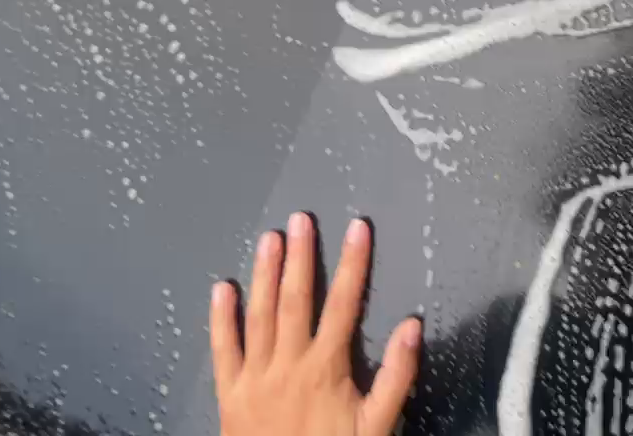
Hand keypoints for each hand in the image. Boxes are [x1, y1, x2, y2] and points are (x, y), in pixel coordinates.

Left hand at [210, 214, 421, 435]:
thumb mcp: (376, 428)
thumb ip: (397, 377)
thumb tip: (412, 324)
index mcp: (325, 368)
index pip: (344, 303)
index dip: (353, 263)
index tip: (358, 227)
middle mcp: (288, 364)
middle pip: (295, 300)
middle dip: (301, 257)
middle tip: (300, 219)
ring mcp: (254, 378)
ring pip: (259, 316)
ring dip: (264, 275)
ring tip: (268, 238)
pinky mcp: (229, 396)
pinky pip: (223, 351)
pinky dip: (220, 319)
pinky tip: (221, 289)